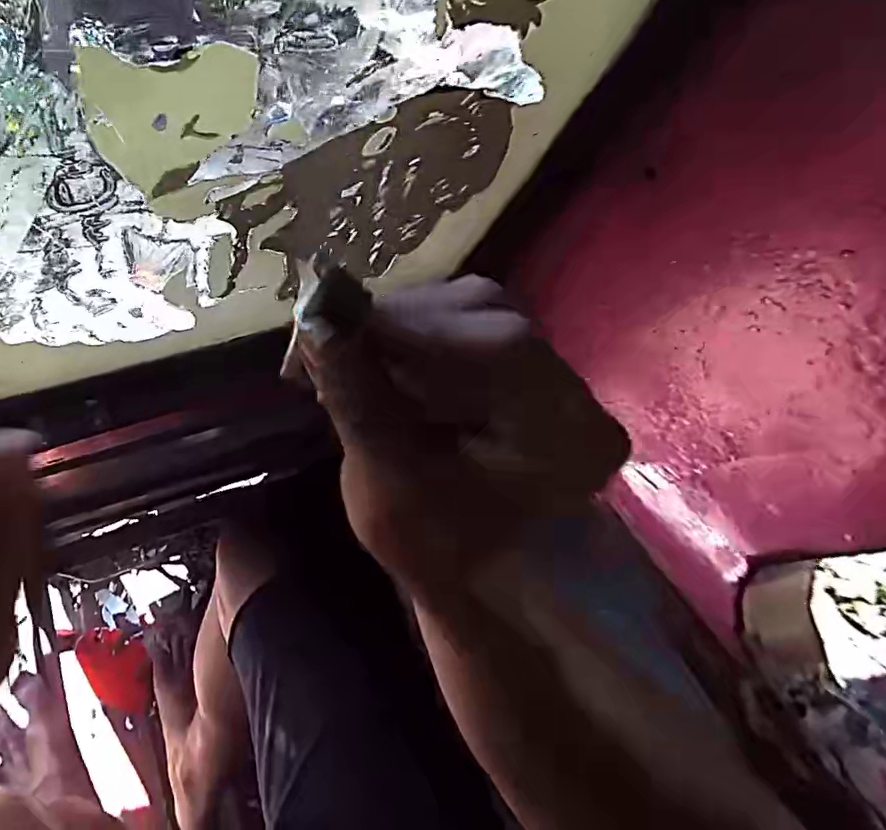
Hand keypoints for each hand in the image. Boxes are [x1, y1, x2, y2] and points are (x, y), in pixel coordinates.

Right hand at [295, 277, 628, 592]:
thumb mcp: (384, 481)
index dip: (407, 324)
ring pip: (464, 309)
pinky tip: (368, 359)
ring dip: (392, 325)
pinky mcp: (516, 363)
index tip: (327, 323)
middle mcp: (572, 391)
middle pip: (480, 316)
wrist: (468, 576)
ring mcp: (547, 372)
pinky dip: (403, 332)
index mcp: (564, 436)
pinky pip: (458, 321)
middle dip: (392, 324)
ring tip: (341, 361)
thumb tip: (313, 322)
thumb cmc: (432, 548)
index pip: (495, 347)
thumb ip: (354, 397)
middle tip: (322, 345)